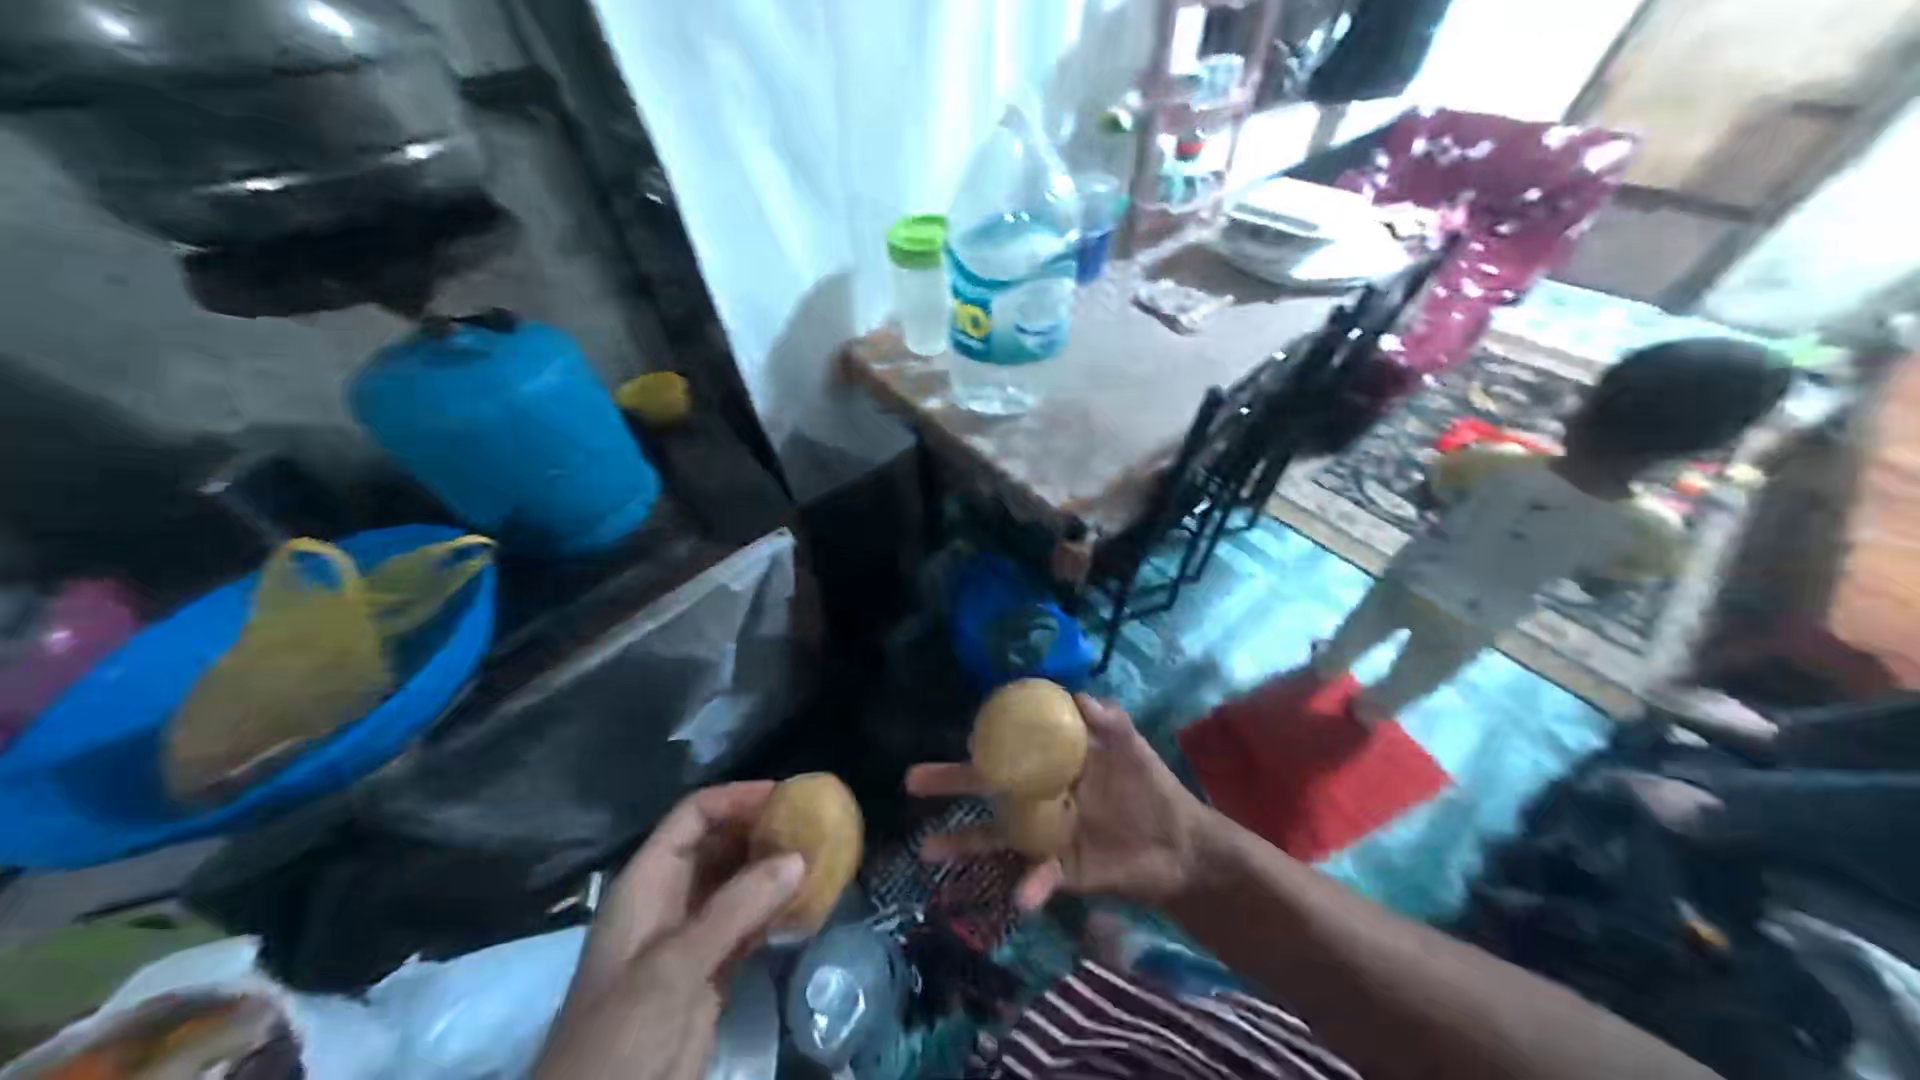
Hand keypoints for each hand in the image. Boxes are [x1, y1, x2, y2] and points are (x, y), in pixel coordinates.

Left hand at [533, 782, 804, 1079]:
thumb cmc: (619, 1036)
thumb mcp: (673, 967)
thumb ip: (736, 909)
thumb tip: (799, 857)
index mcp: (646, 884)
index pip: (693, 817)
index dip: (736, 799)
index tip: (787, 796)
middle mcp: (669, 900)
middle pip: (719, 844)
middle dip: (762, 830)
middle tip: (814, 824)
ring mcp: (691, 937)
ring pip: (738, 884)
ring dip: (774, 870)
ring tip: (821, 855)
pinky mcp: (712, 971)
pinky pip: (749, 924)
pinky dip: (777, 910)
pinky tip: (809, 903)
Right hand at [906, 693, 1214, 909]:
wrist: (1181, 845)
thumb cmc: (1152, 788)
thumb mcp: (1133, 748)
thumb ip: (1109, 722)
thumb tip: (1078, 695)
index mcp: (1052, 765)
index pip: (1008, 750)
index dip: (981, 744)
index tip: (954, 735)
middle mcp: (1039, 797)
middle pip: (989, 790)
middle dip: (950, 785)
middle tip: (911, 781)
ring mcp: (1046, 836)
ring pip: (996, 837)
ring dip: (963, 842)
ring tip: (927, 848)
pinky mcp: (1062, 872)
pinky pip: (1039, 879)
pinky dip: (1030, 887)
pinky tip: (1024, 893)